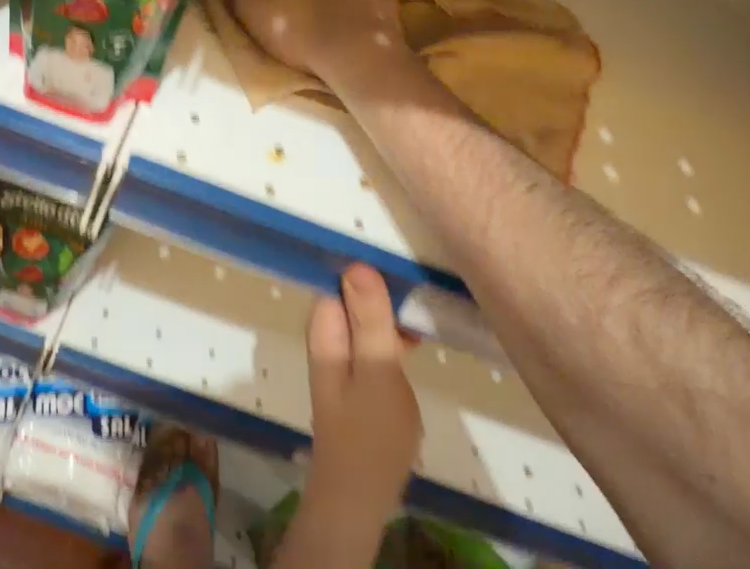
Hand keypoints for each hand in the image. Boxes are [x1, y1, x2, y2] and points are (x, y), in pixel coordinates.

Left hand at [305, 264, 421, 526]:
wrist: (360, 496)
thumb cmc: (371, 433)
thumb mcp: (378, 370)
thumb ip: (369, 320)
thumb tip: (358, 264)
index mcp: (325, 331)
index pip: (337, 279)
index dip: (364, 265)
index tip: (399, 253)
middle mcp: (327, 340)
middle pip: (350, 295)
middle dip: (380, 284)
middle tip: (420, 277)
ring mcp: (341, 360)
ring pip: (363, 317)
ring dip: (389, 309)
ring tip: (424, 303)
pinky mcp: (357, 378)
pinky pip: (372, 339)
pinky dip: (392, 333)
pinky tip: (418, 338)